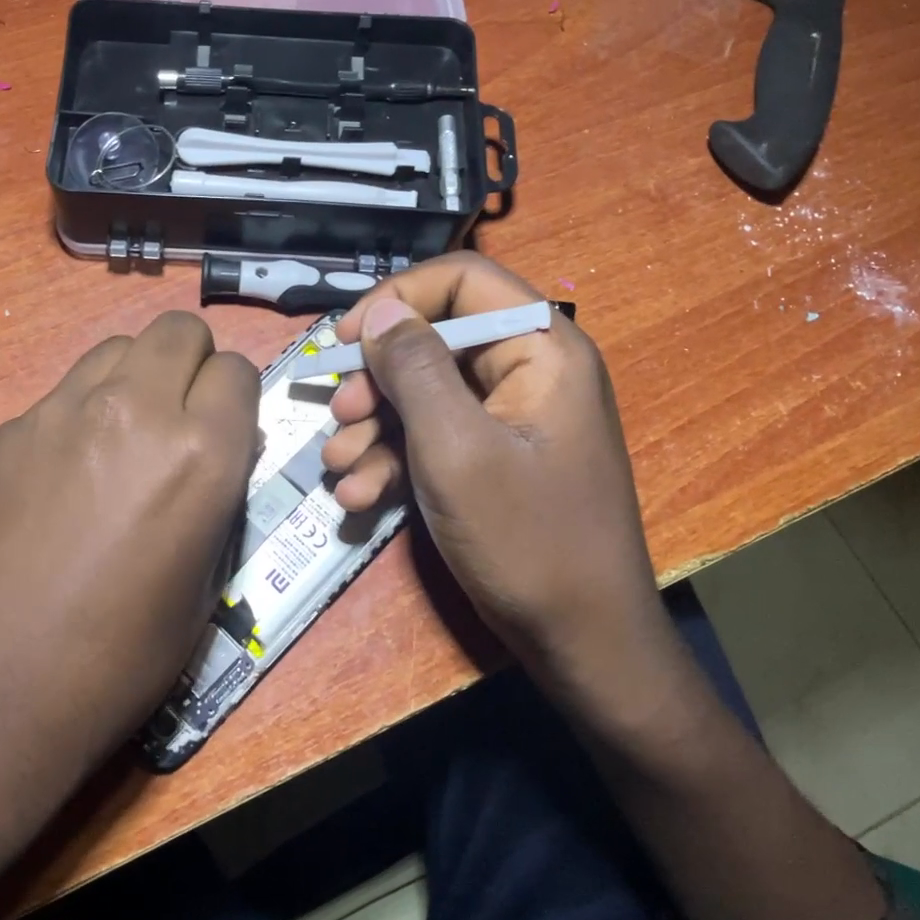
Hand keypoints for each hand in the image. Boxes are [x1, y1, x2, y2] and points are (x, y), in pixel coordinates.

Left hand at [0, 310, 259, 771]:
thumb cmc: (117, 661)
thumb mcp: (204, 588)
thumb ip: (215, 501)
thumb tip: (213, 458)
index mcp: (199, 454)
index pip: (237, 372)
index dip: (237, 402)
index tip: (226, 435)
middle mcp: (134, 411)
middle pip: (178, 331)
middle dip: (192, 366)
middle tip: (181, 424)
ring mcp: (62, 412)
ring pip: (117, 347)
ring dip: (137, 377)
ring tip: (124, 441)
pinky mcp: (10, 430)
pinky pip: (64, 391)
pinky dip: (83, 412)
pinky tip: (64, 477)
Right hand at [321, 253, 661, 672]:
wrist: (579, 640)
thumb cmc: (527, 538)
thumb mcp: (456, 449)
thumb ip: (415, 371)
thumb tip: (380, 314)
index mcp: (540, 348)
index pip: (462, 280)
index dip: (396, 298)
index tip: (345, 341)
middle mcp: (526, 371)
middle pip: (433, 340)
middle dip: (376, 380)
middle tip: (340, 417)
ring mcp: (507, 419)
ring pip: (423, 394)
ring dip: (373, 428)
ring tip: (341, 471)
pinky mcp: (490, 459)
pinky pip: (432, 438)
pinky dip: (392, 461)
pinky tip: (359, 498)